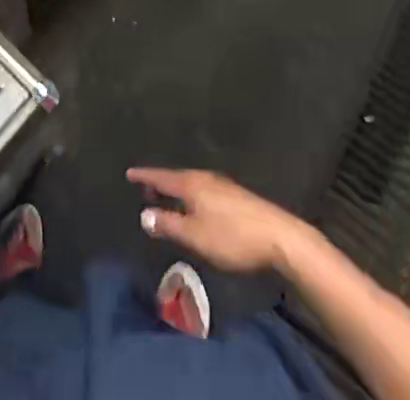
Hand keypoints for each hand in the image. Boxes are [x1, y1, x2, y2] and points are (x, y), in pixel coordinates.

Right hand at [128, 168, 313, 274]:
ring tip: (165, 198)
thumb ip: (169, 224)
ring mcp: (224, 186)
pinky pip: (204, 190)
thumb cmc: (232, 237)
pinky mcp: (236, 197)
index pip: (162, 177)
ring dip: (176, 190)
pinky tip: (193, 206)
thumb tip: (144, 214)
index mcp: (193, 184)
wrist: (280, 238)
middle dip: (160, 183)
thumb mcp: (195, 235)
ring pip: (192, 184)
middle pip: (178, 178)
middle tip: (144, 189)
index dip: (145, 177)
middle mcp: (207, 179)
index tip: (129, 173)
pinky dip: (191, 195)